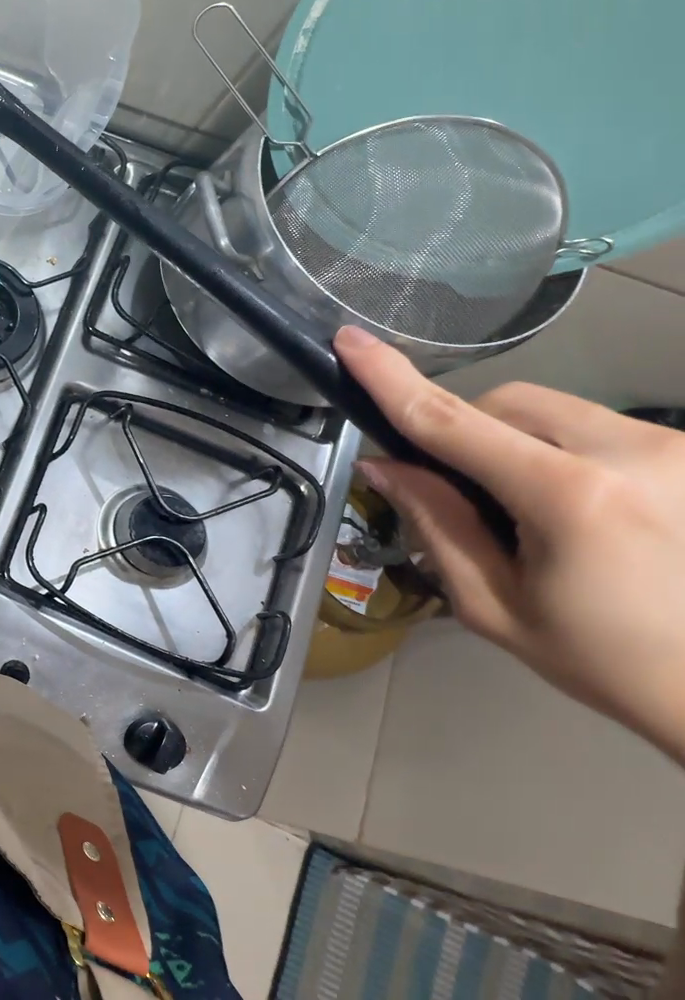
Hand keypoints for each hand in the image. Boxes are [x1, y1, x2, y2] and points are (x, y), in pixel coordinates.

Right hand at [335, 326, 684, 762]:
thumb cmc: (605, 659)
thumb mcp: (493, 604)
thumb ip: (436, 524)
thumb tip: (384, 465)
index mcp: (569, 496)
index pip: (453, 422)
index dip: (391, 379)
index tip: (349, 340)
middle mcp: (632, 453)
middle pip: (509, 405)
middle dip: (467, 432)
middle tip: (457, 493)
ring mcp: (677, 450)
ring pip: (556, 414)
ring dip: (518, 445)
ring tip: (533, 515)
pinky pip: (601, 433)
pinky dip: (564, 456)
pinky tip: (585, 516)